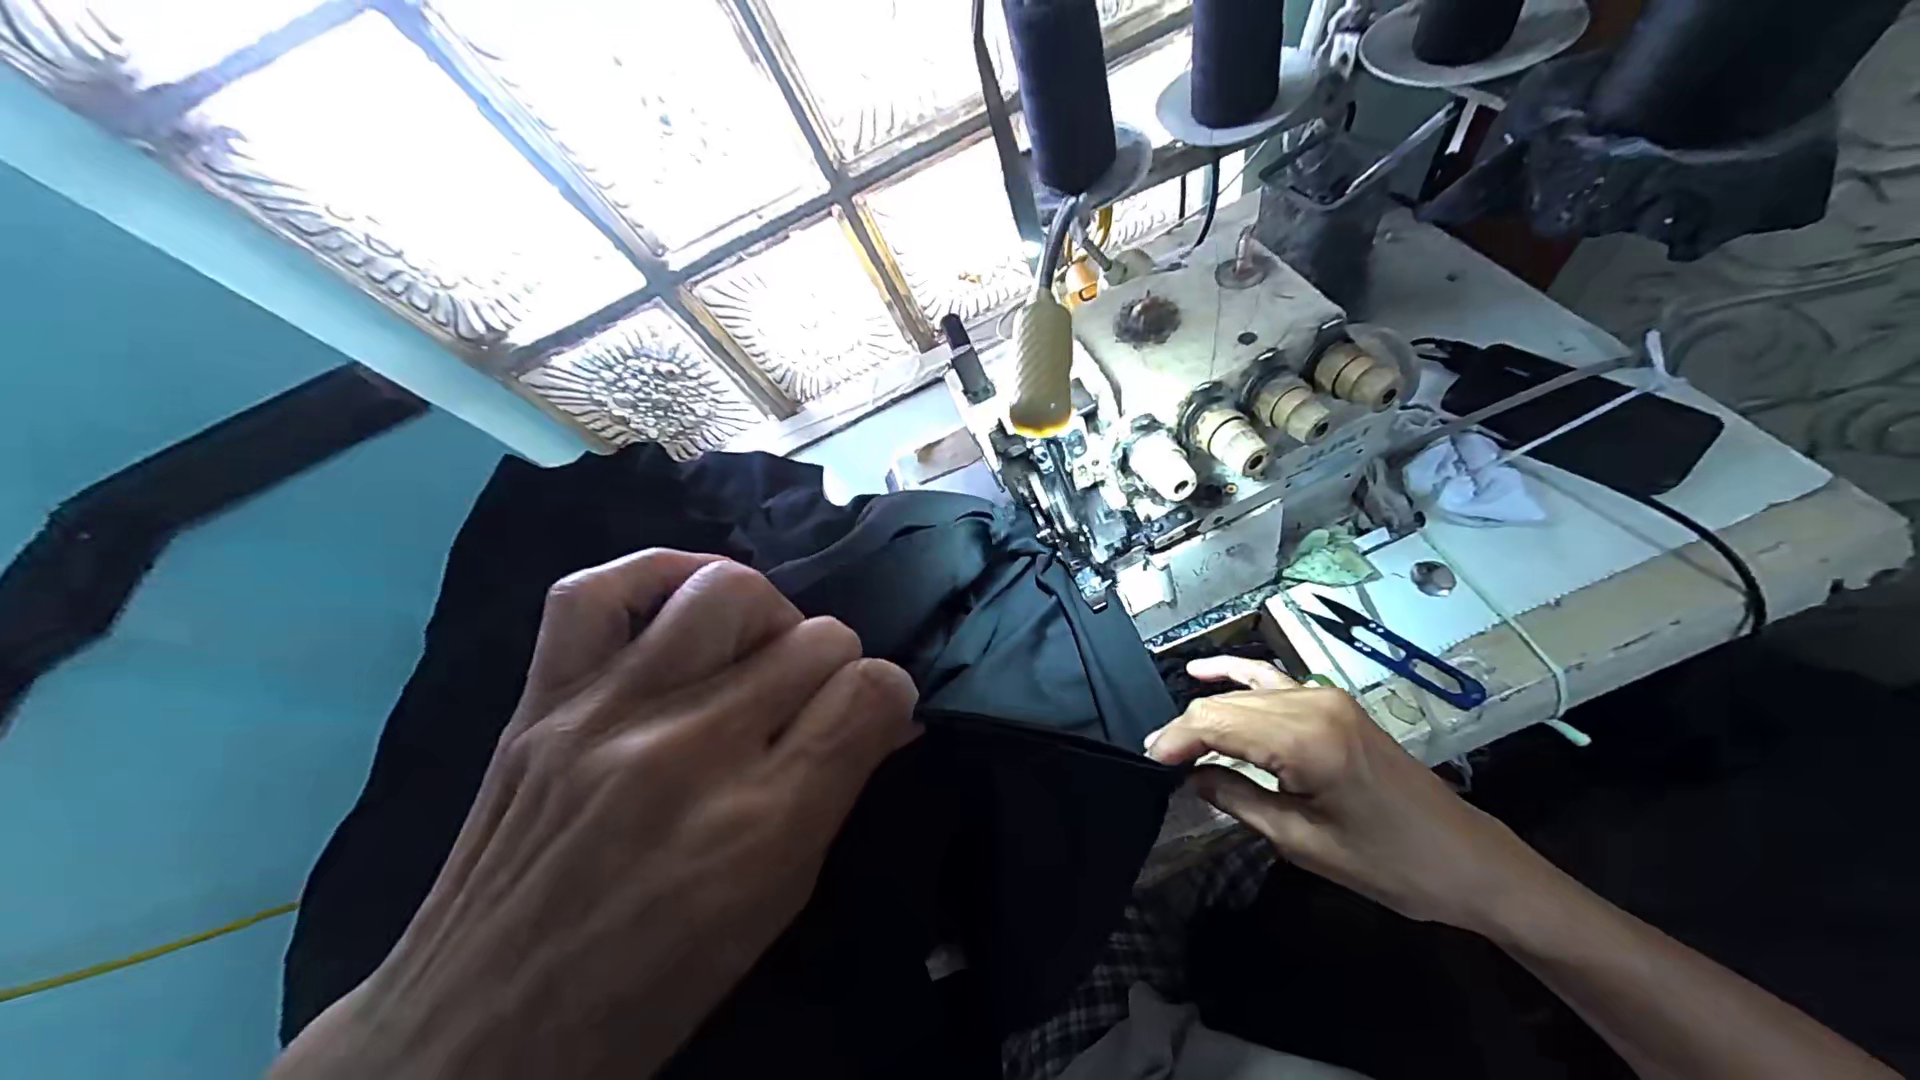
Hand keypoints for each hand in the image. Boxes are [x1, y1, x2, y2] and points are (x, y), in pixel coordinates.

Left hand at [273, 551, 919, 1079]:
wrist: (482, 1032)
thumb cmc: (658, 982)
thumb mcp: (779, 898)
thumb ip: (840, 787)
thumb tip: (889, 713)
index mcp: (762, 821)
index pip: (869, 694)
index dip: (889, 693)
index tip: (877, 711)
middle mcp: (690, 751)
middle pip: (815, 639)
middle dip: (838, 662)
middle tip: (817, 697)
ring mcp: (607, 714)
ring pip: (729, 593)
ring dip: (770, 616)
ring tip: (757, 652)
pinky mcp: (541, 702)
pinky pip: (598, 590)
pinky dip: (658, 575)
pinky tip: (684, 602)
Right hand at [1146, 657, 1550, 933]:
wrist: (1469, 860)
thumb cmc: (1390, 863)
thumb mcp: (1302, 841)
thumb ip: (1236, 797)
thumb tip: (1189, 776)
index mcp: (1307, 741)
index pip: (1216, 723)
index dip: (1175, 740)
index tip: (1149, 761)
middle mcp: (1313, 704)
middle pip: (1224, 704)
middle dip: (1185, 730)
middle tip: (1158, 760)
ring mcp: (1324, 696)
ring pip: (1242, 693)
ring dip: (1205, 713)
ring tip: (1174, 741)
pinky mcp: (1331, 701)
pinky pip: (1271, 678)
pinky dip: (1235, 674)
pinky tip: (1203, 672)